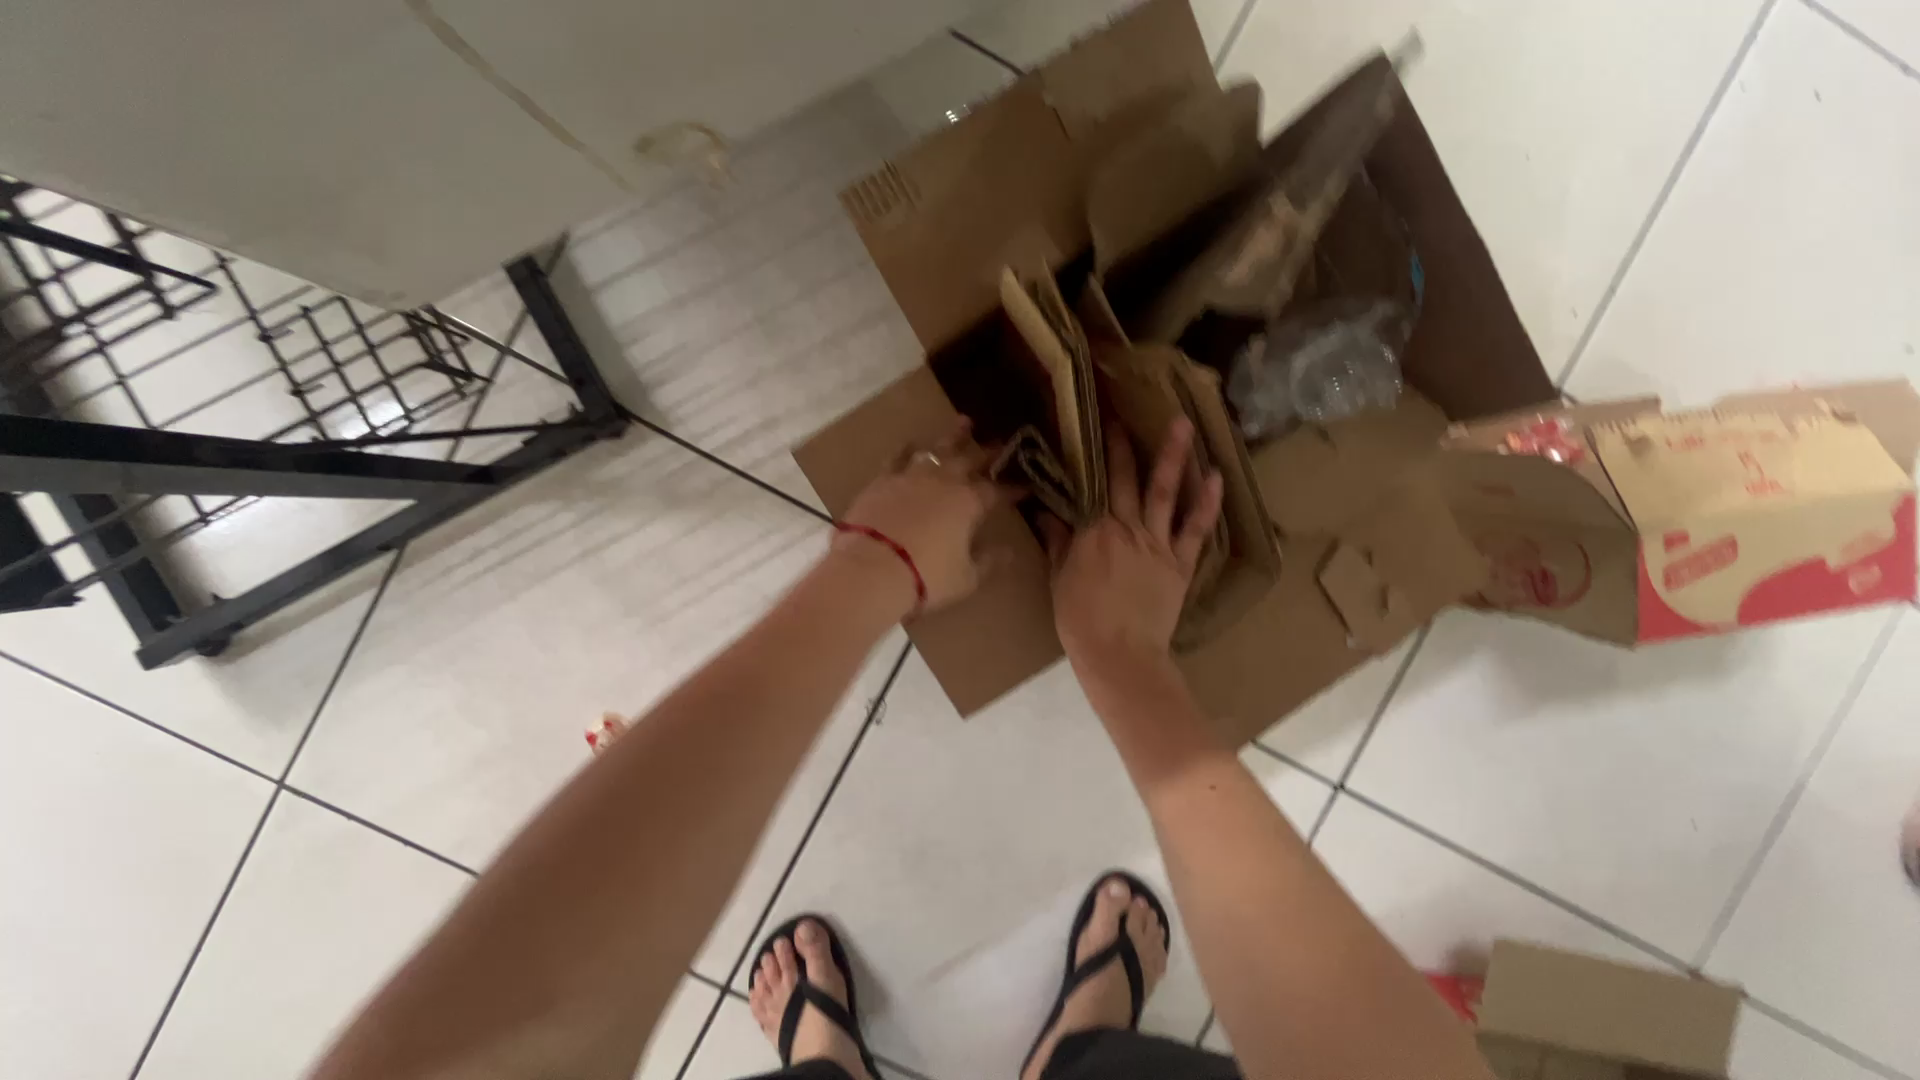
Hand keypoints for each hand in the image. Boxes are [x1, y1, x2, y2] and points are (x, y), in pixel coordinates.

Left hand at [835, 419, 1005, 617]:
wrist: (871, 569)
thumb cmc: (926, 577)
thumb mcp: (966, 577)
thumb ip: (989, 561)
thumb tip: (1009, 551)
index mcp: (969, 503)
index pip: (998, 491)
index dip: (1013, 489)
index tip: (1025, 487)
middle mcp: (944, 482)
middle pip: (971, 460)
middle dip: (989, 452)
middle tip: (1001, 443)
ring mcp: (912, 476)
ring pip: (938, 449)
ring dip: (954, 436)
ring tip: (965, 423)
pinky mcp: (883, 480)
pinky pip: (898, 457)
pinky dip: (908, 448)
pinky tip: (913, 443)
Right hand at [1041, 418, 1223, 677]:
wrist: (1119, 654)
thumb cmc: (1080, 620)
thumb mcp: (1059, 580)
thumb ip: (1058, 543)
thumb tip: (1049, 514)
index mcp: (1092, 531)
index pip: (1092, 484)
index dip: (1096, 454)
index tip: (1098, 426)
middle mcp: (1126, 527)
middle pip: (1126, 479)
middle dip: (1127, 444)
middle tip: (1131, 412)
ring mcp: (1157, 543)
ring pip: (1165, 491)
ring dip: (1175, 456)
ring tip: (1184, 424)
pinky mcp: (1180, 563)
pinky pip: (1195, 528)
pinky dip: (1206, 502)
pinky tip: (1216, 476)